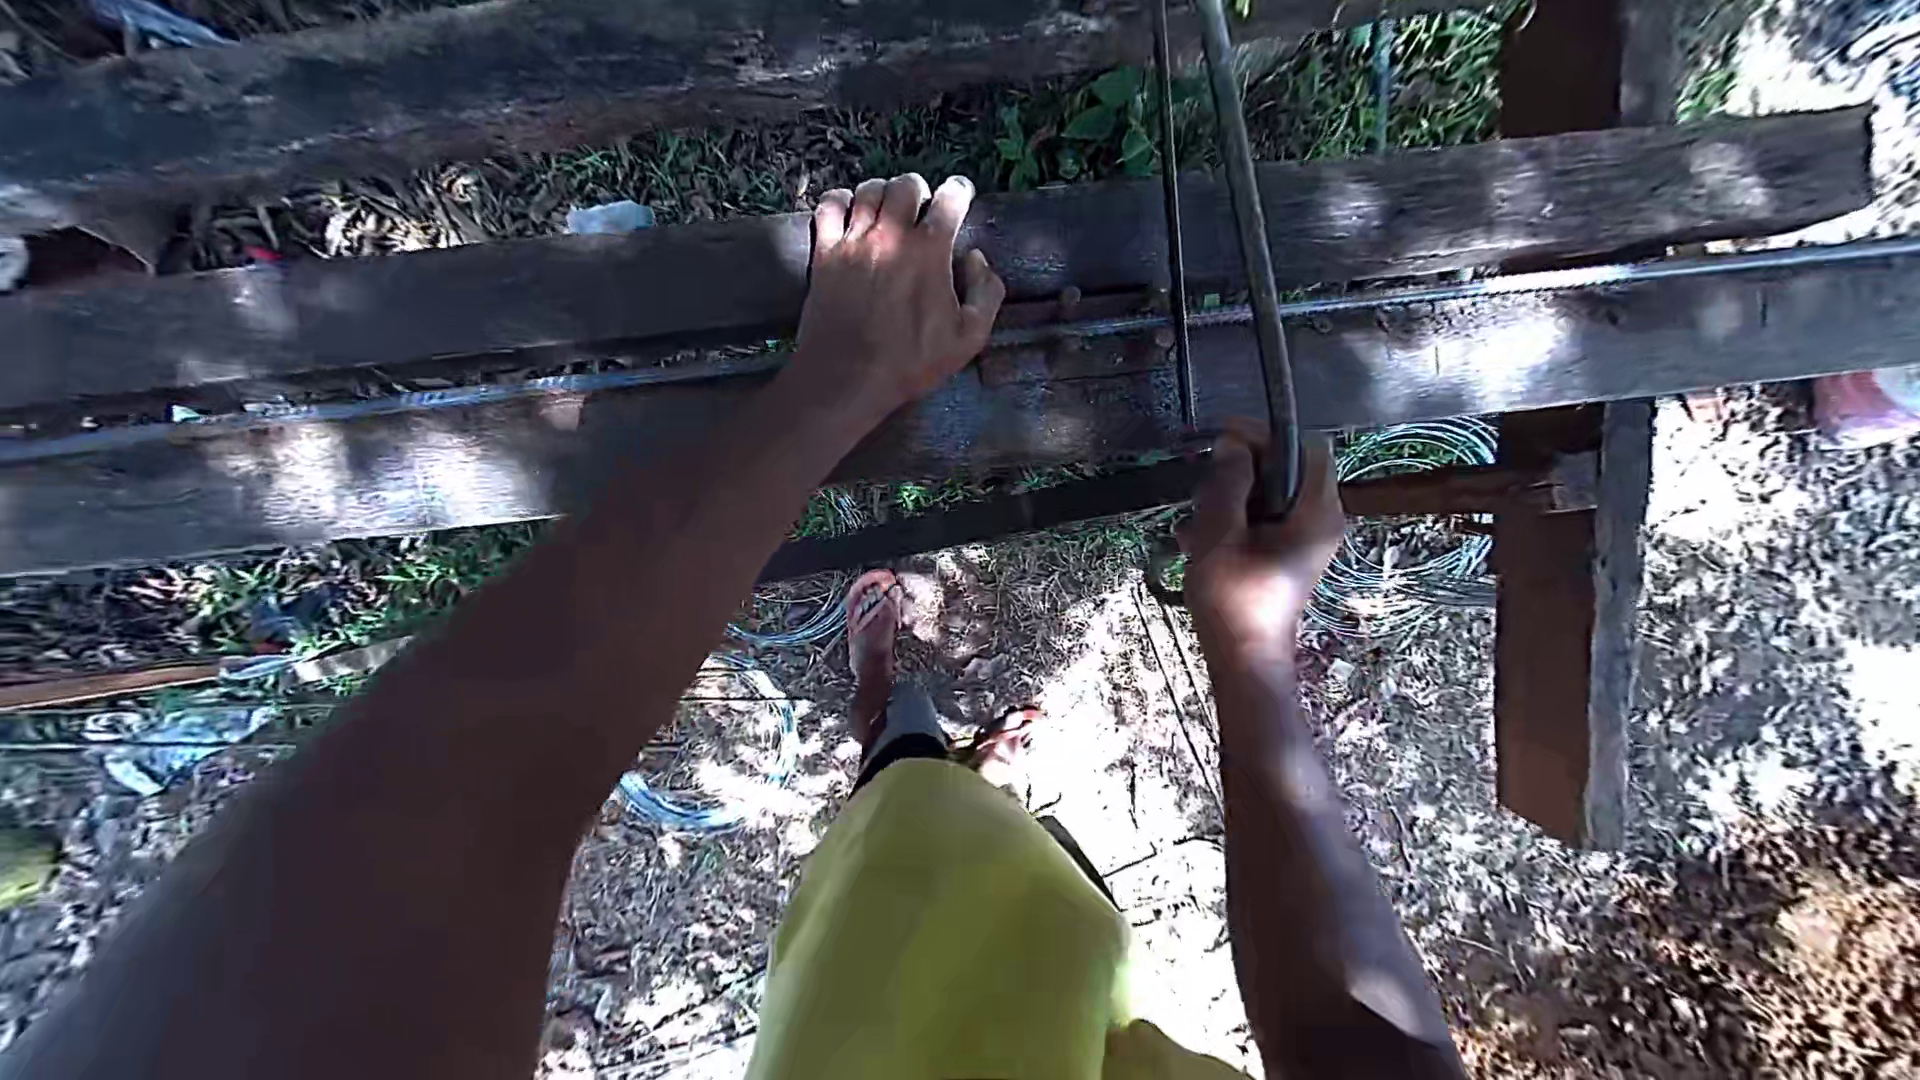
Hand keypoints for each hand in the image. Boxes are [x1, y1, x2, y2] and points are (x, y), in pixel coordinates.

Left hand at [789, 173, 1006, 419]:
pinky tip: (850, 213)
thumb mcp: (968, 339)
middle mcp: (891, 235)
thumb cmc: (910, 363)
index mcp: (929, 251)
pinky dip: (842, 200)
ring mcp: (854, 241)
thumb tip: (977, 259)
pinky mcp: (825, 253)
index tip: (961, 196)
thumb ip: (986, 294)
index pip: (950, 198)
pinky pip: (830, 205)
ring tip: (889, 211)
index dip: (960, 191)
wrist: (848, 377)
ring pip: (869, 190)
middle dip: (920, 191)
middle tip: (922, 208)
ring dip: (884, 194)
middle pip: (906, 185)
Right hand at [1180, 426, 1344, 660]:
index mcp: (1316, 513)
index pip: (1306, 448)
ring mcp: (1302, 538)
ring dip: (1224, 502)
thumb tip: (1230, 443)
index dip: (1265, 437)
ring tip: (1194, 527)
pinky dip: (1228, 523)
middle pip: (1282, 470)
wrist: (1242, 658)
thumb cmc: (1233, 600)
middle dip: (1237, 475)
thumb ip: (1226, 485)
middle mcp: (1319, 521)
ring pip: (1264, 495)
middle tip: (1202, 494)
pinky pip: (1259, 520)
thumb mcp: (1219, 536)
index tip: (1223, 442)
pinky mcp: (1283, 552)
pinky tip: (1198, 542)